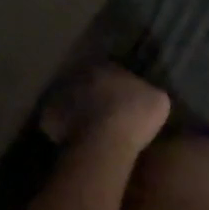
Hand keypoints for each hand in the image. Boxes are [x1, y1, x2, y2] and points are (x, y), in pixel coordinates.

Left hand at [39, 64, 170, 151]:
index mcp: (106, 66)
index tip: (123, 102)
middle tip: (105, 116)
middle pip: (87, 84)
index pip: (110, 72)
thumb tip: (146, 96)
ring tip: (90, 132)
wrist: (106, 138)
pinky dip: (62, 130)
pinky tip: (74, 143)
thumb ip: (149, 93)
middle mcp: (81, 74)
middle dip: (94, 97)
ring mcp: (62, 94)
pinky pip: (56, 122)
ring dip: (77, 111)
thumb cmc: (135, 115)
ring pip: (69, 100)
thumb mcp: (158, 101)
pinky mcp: (50, 116)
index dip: (116, 87)